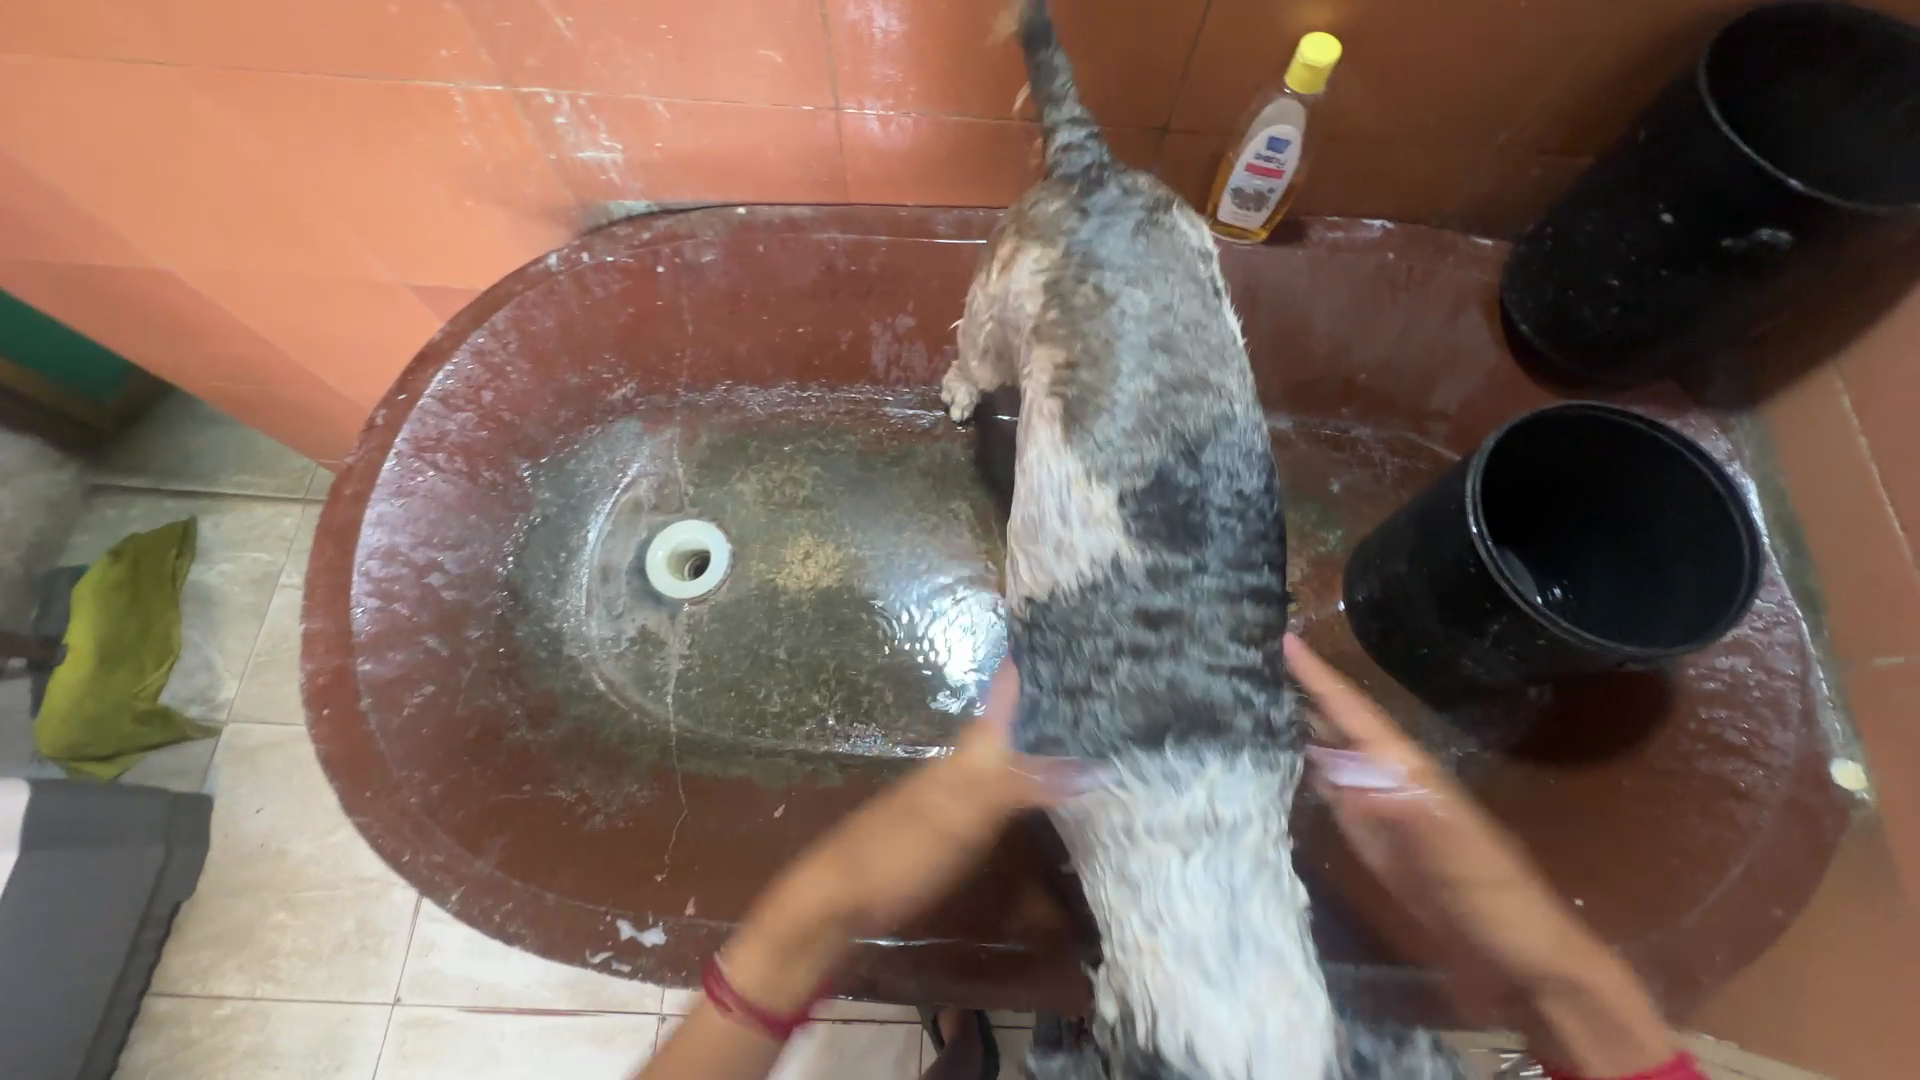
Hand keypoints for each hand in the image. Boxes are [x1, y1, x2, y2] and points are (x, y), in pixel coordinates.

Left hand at [719, 662, 1102, 1012]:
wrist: (835, 899)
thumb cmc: (900, 850)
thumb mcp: (965, 816)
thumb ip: (1023, 787)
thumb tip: (1093, 765)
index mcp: (963, 758)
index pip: (998, 704)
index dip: (1016, 674)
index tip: (1042, 639)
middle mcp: (954, 769)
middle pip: (998, 729)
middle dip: (1030, 708)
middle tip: (1074, 690)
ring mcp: (942, 799)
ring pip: (992, 759)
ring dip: (1024, 744)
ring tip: (1064, 736)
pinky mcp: (938, 830)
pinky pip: (984, 792)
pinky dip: (1011, 783)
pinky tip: (1024, 794)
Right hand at [1284, 634, 1678, 1075]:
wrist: (1520, 959)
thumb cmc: (1498, 903)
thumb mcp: (1462, 860)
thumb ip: (1413, 817)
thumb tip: (1358, 775)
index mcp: (1409, 772)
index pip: (1355, 714)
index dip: (1320, 678)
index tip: (1285, 639)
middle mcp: (1387, 777)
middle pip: (1339, 721)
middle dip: (1301, 685)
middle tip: (1254, 652)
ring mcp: (1375, 805)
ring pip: (1329, 748)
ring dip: (1296, 717)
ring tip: (1254, 687)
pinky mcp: (1366, 832)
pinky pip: (1326, 786)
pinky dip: (1300, 761)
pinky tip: (1277, 750)